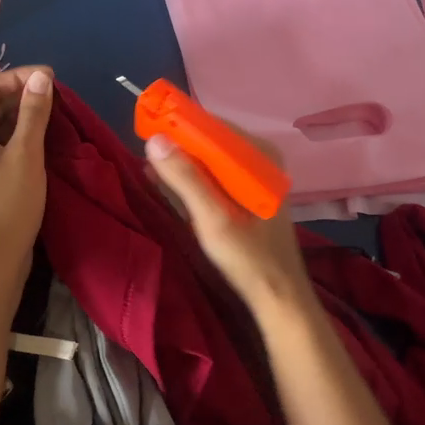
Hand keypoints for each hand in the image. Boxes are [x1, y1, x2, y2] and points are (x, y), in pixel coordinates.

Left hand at [0, 66, 53, 273]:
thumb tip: (42, 77)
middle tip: (58, 92)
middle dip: (22, 92)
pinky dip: (20, 130)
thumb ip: (33, 113)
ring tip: (55, 107)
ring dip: (23, 110)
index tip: (52, 77)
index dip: (19, 76)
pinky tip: (44, 129)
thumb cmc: (9, 206)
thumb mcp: (25, 155)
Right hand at [146, 133, 313, 315]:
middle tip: (146, 153)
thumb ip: (185, 179)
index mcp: (260, 158)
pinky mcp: (246, 196)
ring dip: (181, 164)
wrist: (278, 299)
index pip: (214, 128)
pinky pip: (214, 177)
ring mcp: (254, 179)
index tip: (149, 128)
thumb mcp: (212, 218)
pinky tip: (166, 183)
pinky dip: (191, 179)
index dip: (181, 126)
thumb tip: (155, 140)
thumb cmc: (248, 258)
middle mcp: (260, 161)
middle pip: (211, 142)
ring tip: (150, 167)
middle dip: (178, 146)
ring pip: (210, 160)